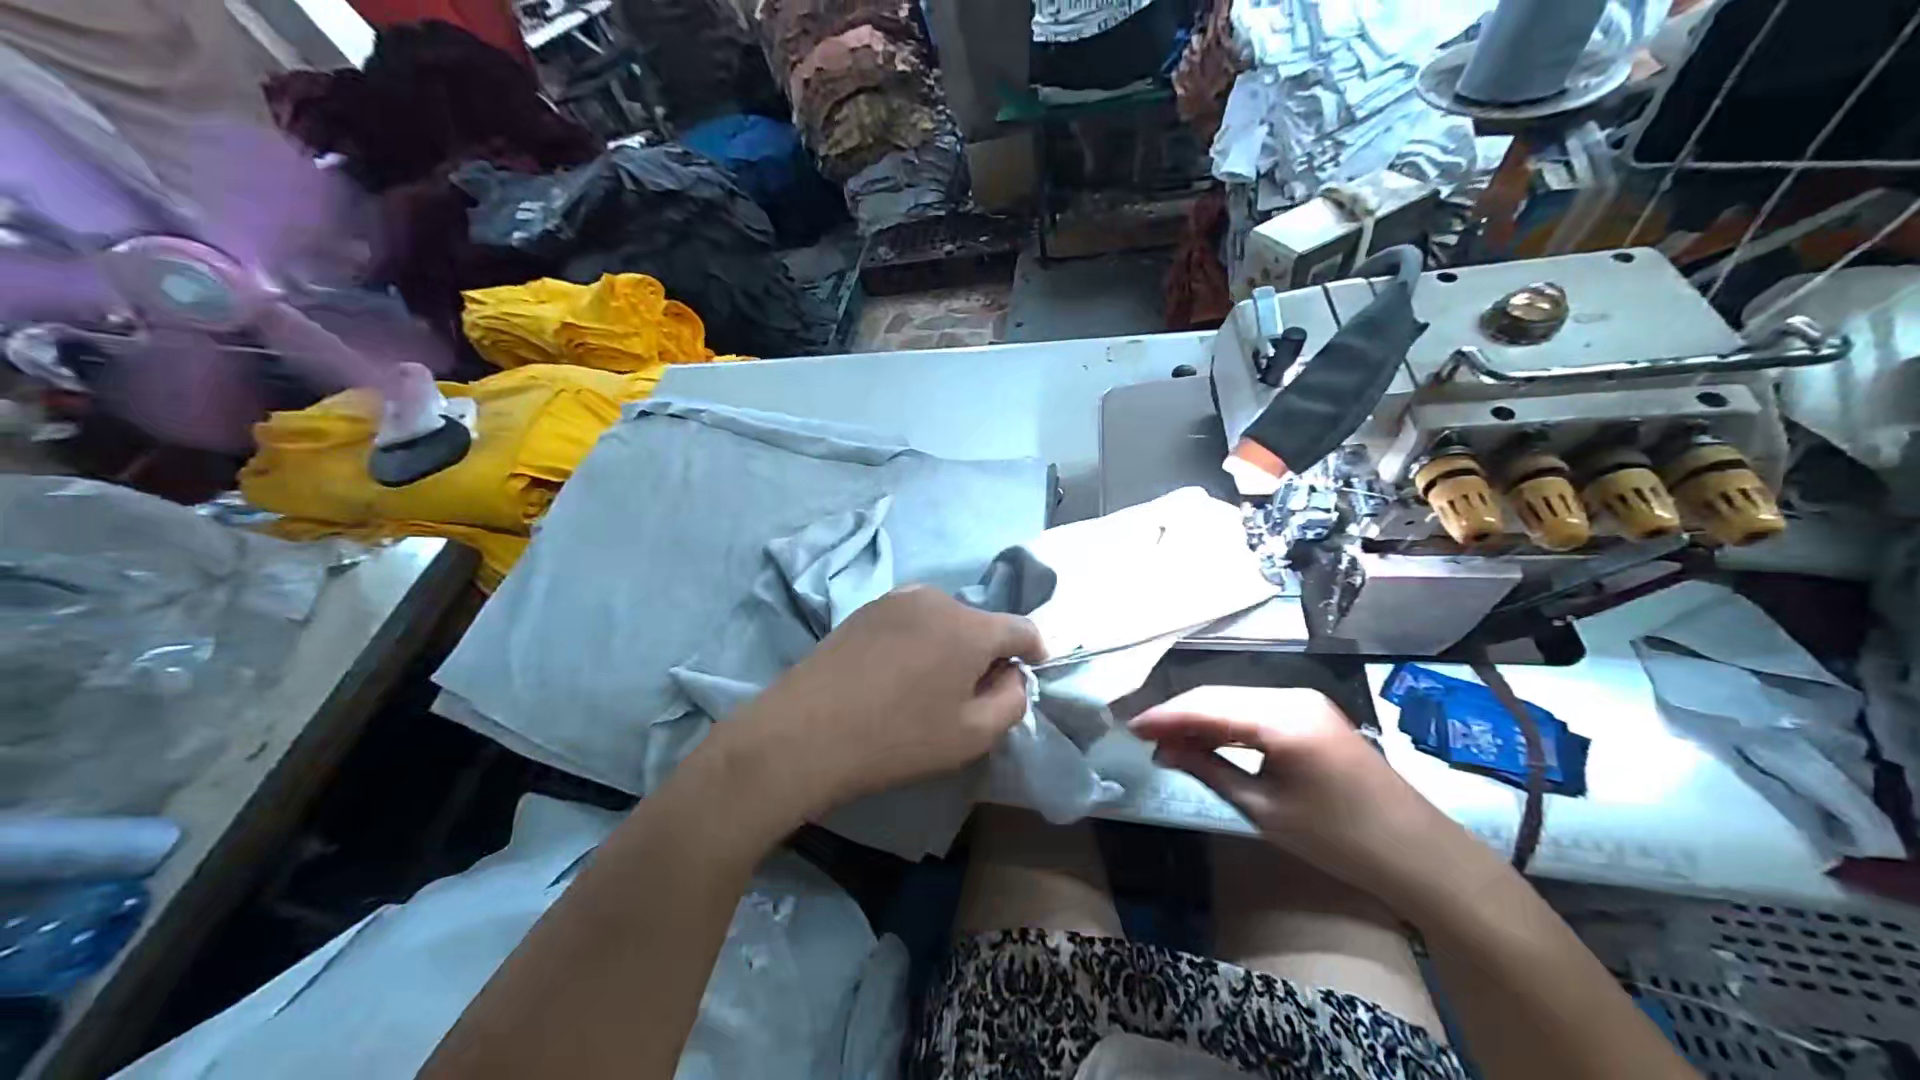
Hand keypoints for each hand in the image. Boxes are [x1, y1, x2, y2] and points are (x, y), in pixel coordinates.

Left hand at [727, 586, 1044, 818]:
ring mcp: (896, 599)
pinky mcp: (865, 609)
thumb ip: (1012, 701)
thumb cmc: (898, 738)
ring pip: (944, 620)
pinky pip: (911, 621)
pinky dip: (918, 641)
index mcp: (971, 626)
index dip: (1033, 652)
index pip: (1022, 628)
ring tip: (927, 687)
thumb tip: (1012, 676)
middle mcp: (937, 599)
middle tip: (969, 695)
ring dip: (949, 646)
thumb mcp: (973, 735)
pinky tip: (895, 676)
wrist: (805, 732)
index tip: (1028, 675)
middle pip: (980, 623)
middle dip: (986, 653)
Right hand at [1129, 686, 1482, 914]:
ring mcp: (1306, 703)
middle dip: (1178, 715)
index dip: (1164, 717)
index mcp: (1281, 716)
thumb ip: (1209, 770)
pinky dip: (1227, 724)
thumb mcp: (1264, 808)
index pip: (1206, 706)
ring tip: (1167, 742)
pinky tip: (1207, 740)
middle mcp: (1292, 696)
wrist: (1419, 854)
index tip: (1130, 728)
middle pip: (1218, 696)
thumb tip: (1164, 750)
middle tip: (1143, 736)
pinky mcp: (1313, 716)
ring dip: (1200, 719)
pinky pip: (1256, 710)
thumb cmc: (1339, 838)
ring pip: (1235, 701)